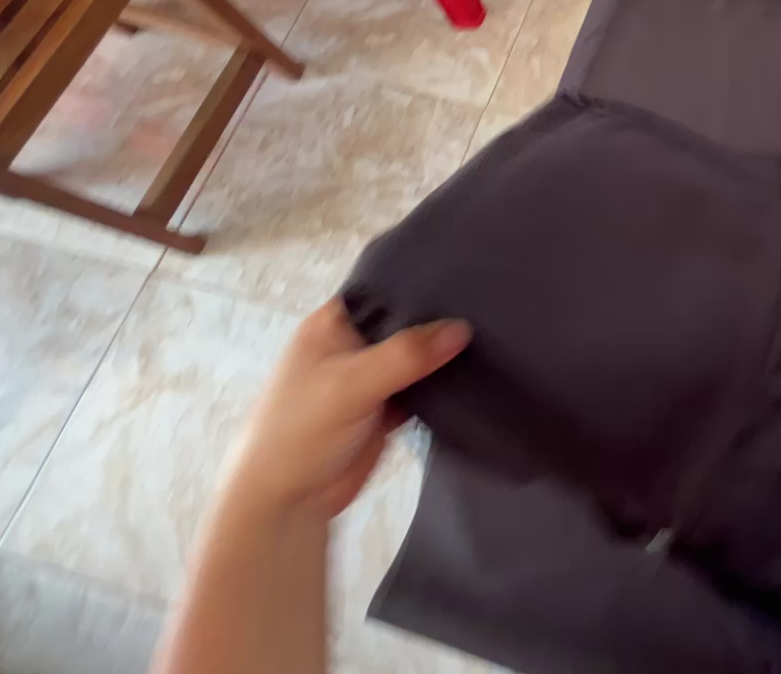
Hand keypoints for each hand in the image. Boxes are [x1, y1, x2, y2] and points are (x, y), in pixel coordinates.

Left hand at [221, 299, 470, 521]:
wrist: (288, 507)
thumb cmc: (297, 435)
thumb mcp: (349, 385)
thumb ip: (405, 355)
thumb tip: (461, 329)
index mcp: (333, 325)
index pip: (384, 288)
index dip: (421, 282)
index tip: (467, 273)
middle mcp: (355, 345)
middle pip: (408, 321)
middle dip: (441, 319)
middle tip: (488, 303)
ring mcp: (373, 377)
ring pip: (420, 355)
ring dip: (445, 354)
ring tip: (492, 334)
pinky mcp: (389, 406)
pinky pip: (426, 386)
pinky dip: (445, 383)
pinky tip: (478, 370)